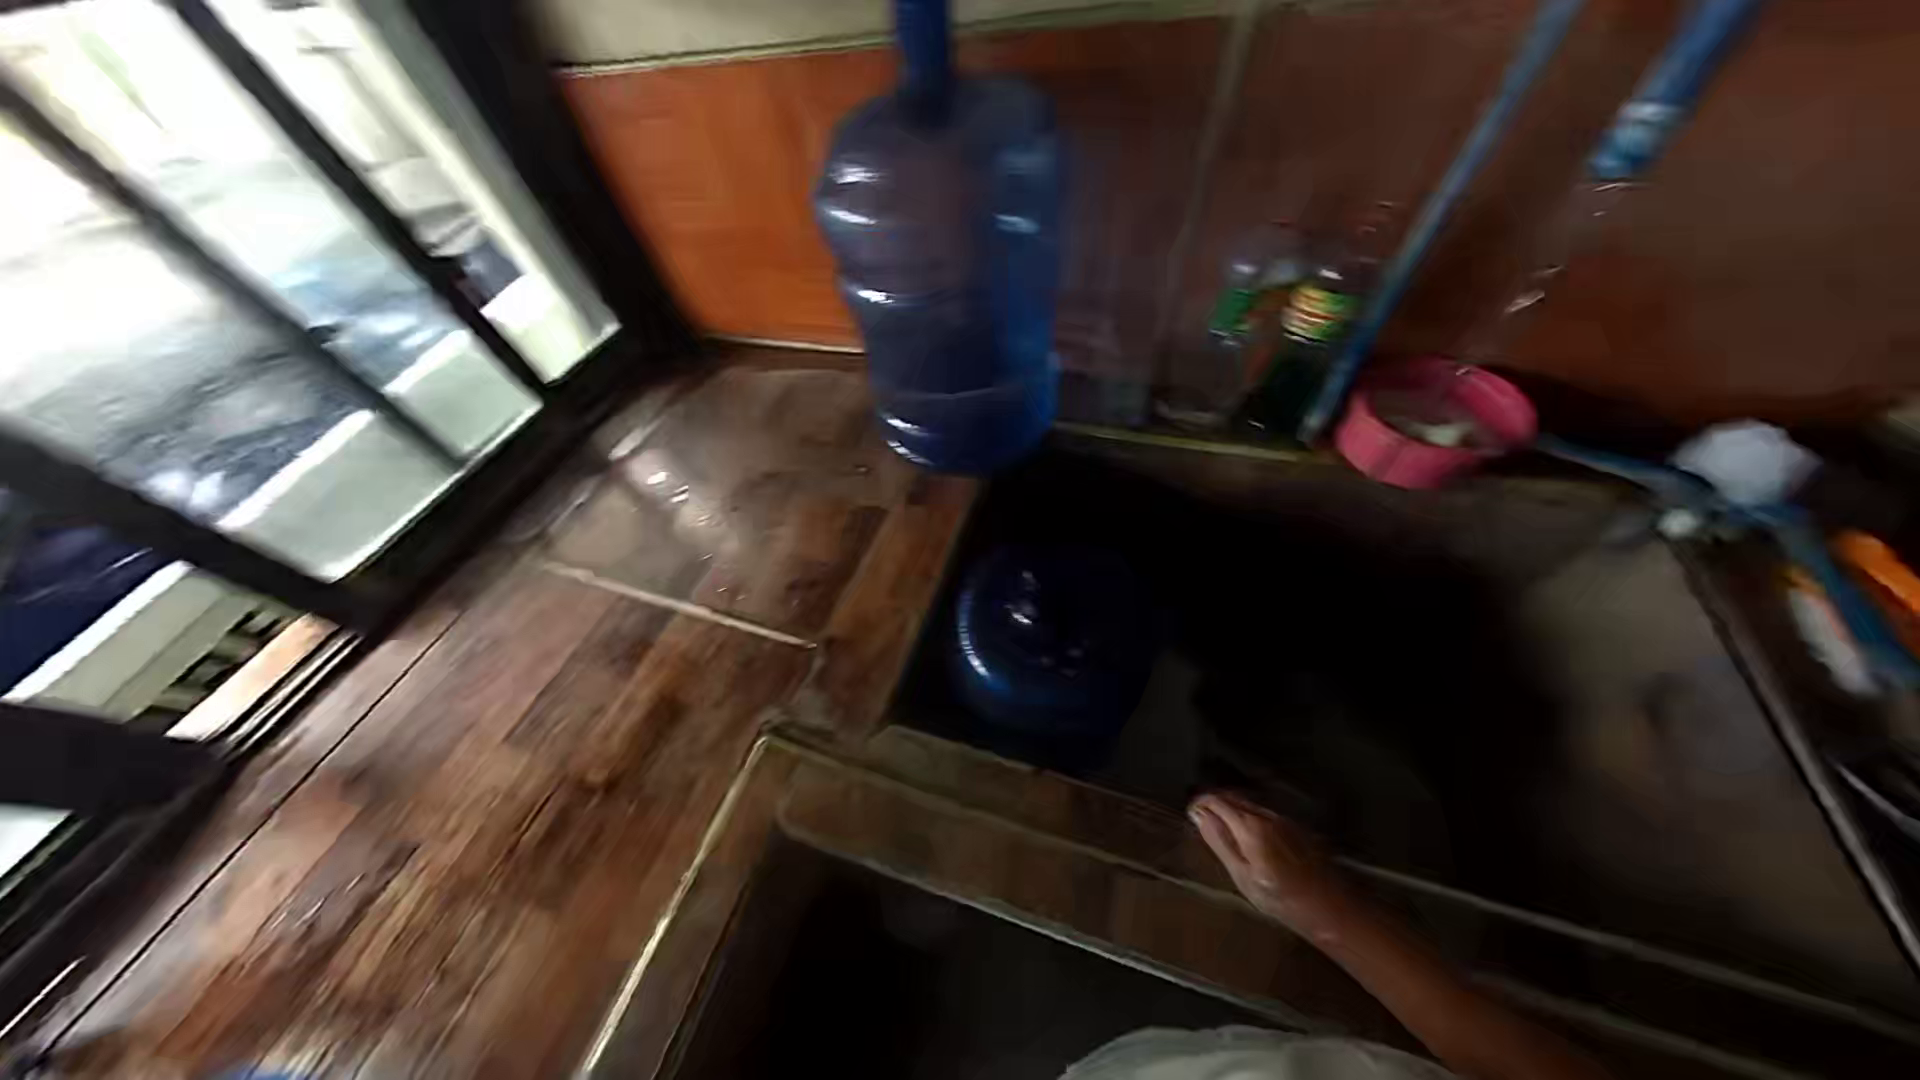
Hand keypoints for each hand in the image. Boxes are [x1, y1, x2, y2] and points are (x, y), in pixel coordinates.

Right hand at [1189, 792, 1347, 933]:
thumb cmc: (1282, 900)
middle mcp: (1266, 814)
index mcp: (1249, 825)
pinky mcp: (1295, 826)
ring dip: (1230, 805)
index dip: (1199, 802)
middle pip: (1232, 796)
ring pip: (1248, 801)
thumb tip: (1198, 814)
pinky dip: (1246, 813)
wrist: (1333, 909)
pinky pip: (1262, 810)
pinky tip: (1245, 831)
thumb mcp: (1243, 876)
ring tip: (1219, 823)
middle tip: (1200, 815)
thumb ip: (1219, 842)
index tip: (1189, 812)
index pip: (1216, 800)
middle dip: (1213, 801)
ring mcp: (1283, 818)